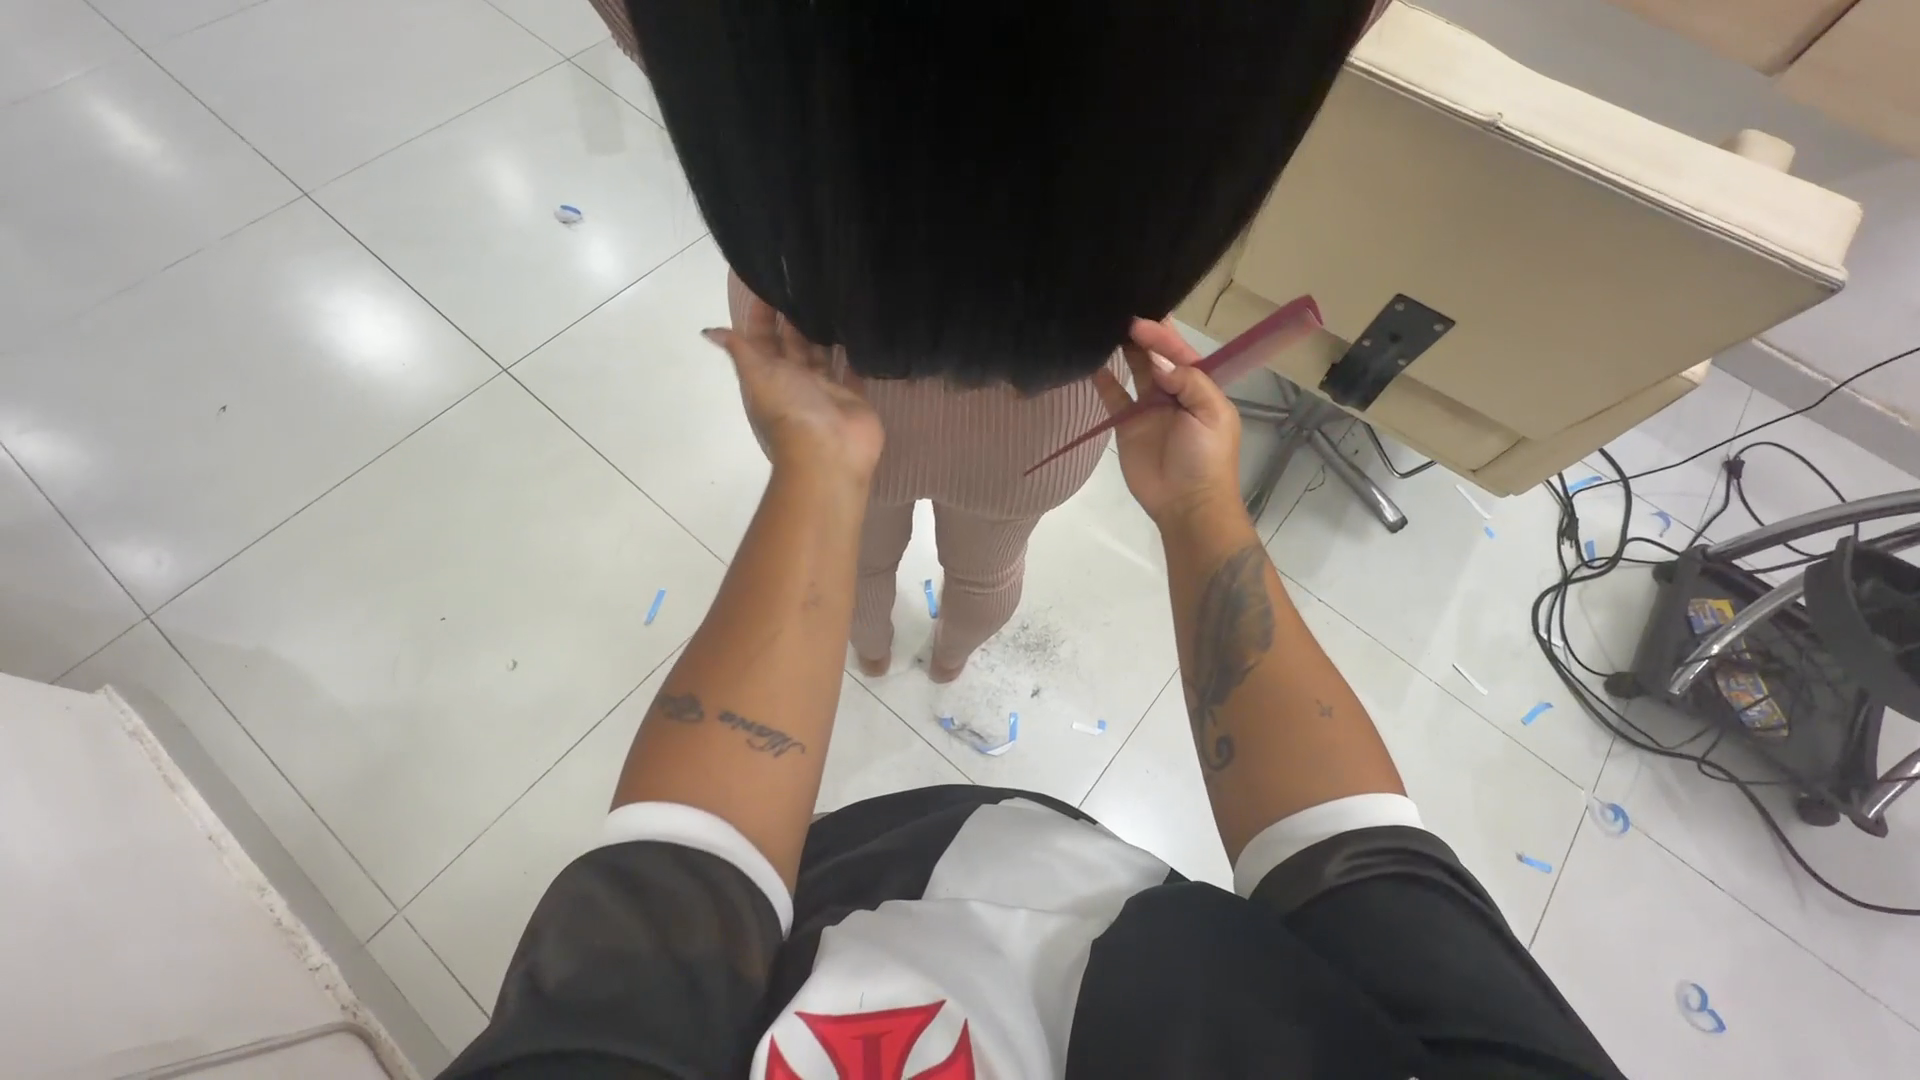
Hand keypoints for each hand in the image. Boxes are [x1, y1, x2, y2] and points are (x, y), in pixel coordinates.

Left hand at [705, 297, 883, 483]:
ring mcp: (823, 390)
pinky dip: (854, 355)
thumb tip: (708, 331)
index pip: (760, 340)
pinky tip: (857, 330)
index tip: (769, 285)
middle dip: (793, 318)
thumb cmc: (790, 411)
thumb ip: (740, 350)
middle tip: (803, 284)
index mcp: (768, 376)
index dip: (761, 316)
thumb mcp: (758, 376)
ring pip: (821, 355)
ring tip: (830, 298)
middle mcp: (794, 381)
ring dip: (822, 333)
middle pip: (790, 345)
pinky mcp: (851, 396)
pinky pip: (852, 371)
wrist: (829, 451)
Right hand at [1094, 318, 1242, 524]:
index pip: (1180, 353)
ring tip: (1107, 331)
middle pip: (1157, 358)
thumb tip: (1161, 364)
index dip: (1162, 337)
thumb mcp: (1212, 415)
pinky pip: (1115, 398)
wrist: (1187, 503)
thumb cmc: (1207, 458)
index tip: (1140, 323)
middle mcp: (1174, 394)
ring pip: (1136, 372)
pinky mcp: (1127, 426)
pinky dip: (1105, 382)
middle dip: (1143, 338)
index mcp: (1200, 388)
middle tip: (1122, 317)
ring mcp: (1149, 409)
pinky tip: (1094, 365)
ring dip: (1125, 353)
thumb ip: (1191, 383)